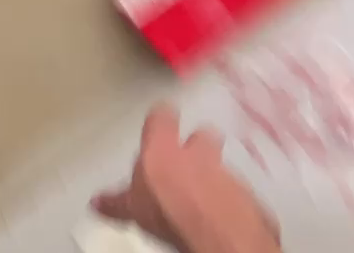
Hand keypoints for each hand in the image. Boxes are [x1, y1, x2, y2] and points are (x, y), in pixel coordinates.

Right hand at [93, 105, 279, 252]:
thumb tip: (96, 202)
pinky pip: (246, 200)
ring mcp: (232, 179)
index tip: (163, 114)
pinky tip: (227, 220)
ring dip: (217, 179)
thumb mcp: (133, 208)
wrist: (221, 241)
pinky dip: (237, 206)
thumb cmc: (168, 213)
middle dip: (201, 142)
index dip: (163, 116)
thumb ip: (117, 200)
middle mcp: (200, 156)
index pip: (162, 117)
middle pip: (204, 136)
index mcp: (164, 148)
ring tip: (208, 199)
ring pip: (225, 170)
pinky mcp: (257, 205)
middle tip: (194, 155)